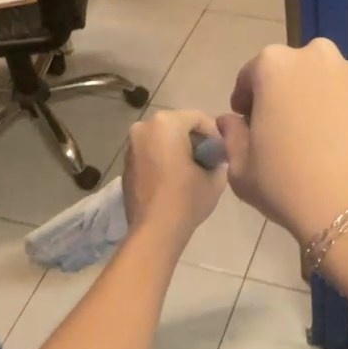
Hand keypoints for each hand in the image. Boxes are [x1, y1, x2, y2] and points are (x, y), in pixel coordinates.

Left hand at [121, 109, 227, 253]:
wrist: (155, 230)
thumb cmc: (187, 198)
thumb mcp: (215, 177)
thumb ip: (218, 159)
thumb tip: (214, 158)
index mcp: (167, 123)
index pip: (198, 118)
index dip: (214, 133)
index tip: (221, 153)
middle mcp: (144, 127)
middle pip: (178, 125)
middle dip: (194, 139)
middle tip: (209, 160)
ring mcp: (131, 146)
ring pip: (162, 139)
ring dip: (177, 149)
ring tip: (191, 170)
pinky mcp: (126, 164)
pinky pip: (150, 152)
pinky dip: (162, 159)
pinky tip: (173, 179)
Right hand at [217, 39, 347, 250]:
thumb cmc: (288, 183)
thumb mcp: (242, 168)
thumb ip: (232, 136)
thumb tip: (231, 122)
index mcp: (274, 64)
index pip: (250, 76)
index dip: (245, 102)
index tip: (247, 125)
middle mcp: (315, 57)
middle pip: (288, 72)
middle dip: (280, 96)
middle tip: (278, 132)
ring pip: (320, 82)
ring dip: (310, 101)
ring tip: (310, 140)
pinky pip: (346, 98)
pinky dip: (337, 112)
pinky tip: (335, 145)